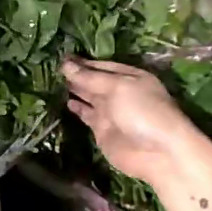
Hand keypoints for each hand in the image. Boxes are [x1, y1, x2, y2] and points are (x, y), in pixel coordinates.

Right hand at [62, 58, 201, 184]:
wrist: (158, 153)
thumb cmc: (143, 111)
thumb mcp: (118, 87)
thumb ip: (90, 78)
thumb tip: (65, 65)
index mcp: (130, 77)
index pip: (102, 66)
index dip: (83, 62)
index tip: (62, 57)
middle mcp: (120, 92)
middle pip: (94, 80)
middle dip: (77, 74)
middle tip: (53, 68)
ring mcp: (111, 111)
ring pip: (89, 96)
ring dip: (74, 89)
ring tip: (54, 81)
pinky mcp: (103, 130)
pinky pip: (86, 115)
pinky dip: (76, 108)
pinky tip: (65, 101)